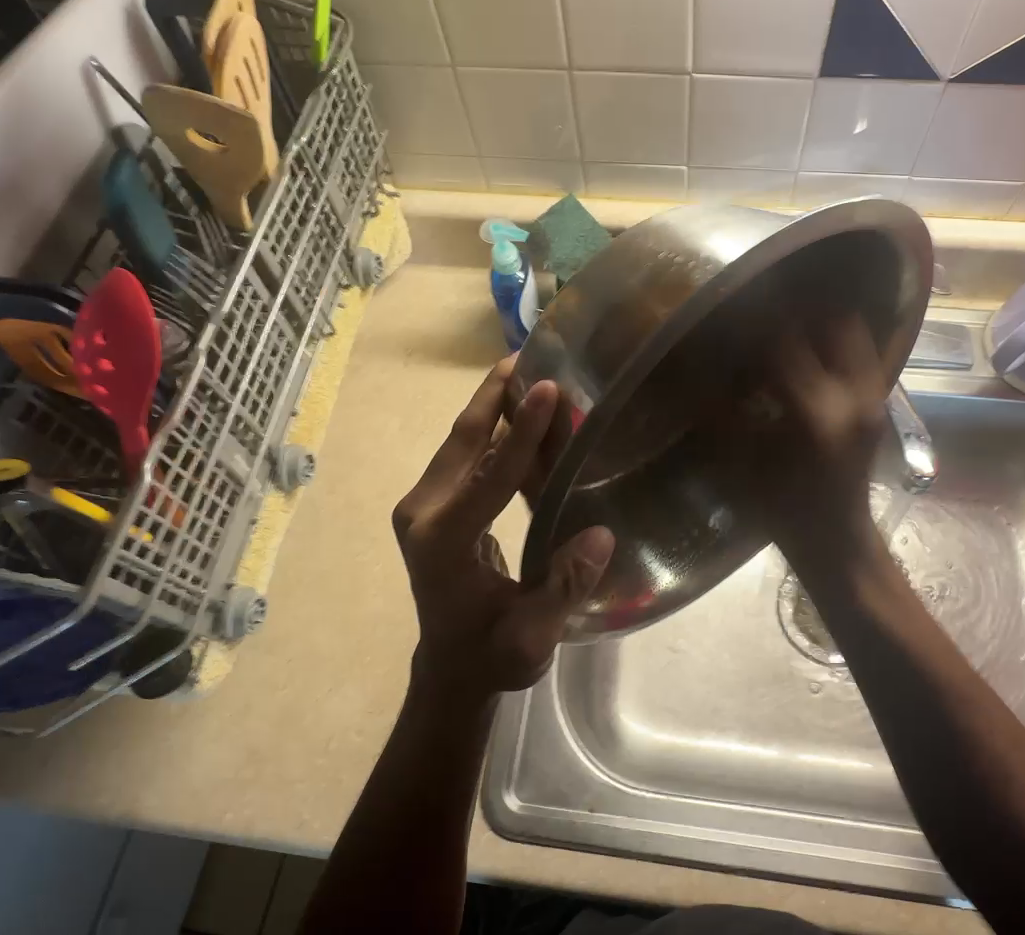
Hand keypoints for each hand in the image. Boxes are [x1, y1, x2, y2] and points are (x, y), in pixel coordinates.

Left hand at [392, 358, 614, 699]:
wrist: (451, 671)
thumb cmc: (493, 656)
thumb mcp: (533, 636)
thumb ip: (563, 587)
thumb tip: (601, 536)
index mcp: (443, 541)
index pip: (488, 473)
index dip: (522, 431)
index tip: (547, 387)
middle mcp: (423, 514)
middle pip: (464, 440)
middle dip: (496, 395)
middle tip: (529, 352)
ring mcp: (423, 508)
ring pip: (461, 441)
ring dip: (493, 405)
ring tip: (526, 369)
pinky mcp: (432, 508)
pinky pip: (465, 457)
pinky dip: (492, 430)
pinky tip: (518, 411)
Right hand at [725, 314, 890, 574]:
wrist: (836, 540)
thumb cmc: (783, 509)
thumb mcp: (741, 462)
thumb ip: (720, 409)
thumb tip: (695, 365)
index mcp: (816, 411)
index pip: (784, 342)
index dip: (752, 324)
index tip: (728, 315)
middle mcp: (854, 394)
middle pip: (833, 321)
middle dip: (796, 312)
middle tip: (762, 313)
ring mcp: (874, 395)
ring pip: (853, 332)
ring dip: (818, 323)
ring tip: (783, 327)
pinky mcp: (879, 400)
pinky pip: (860, 351)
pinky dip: (834, 342)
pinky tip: (805, 352)